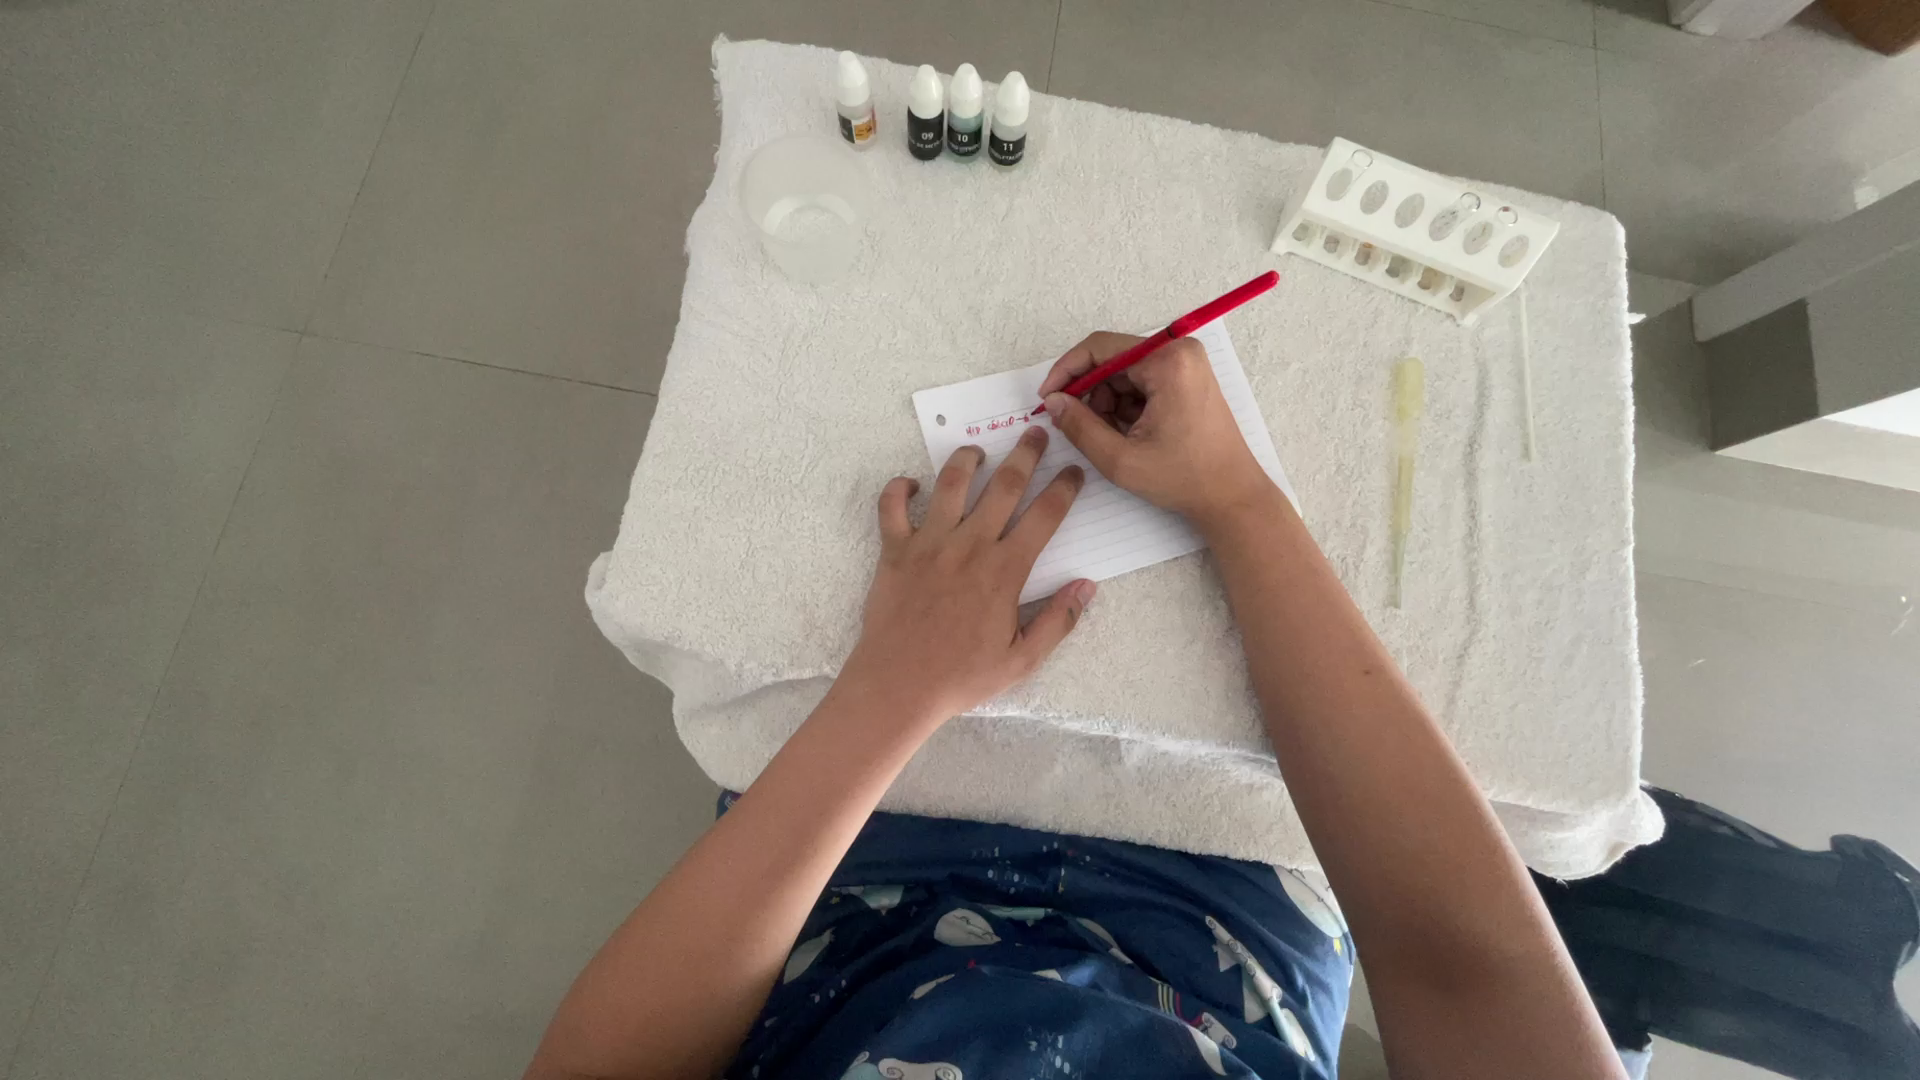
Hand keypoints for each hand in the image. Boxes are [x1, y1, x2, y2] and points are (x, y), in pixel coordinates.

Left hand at [842, 427, 1094, 726]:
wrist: (898, 685)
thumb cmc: (962, 676)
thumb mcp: (1022, 661)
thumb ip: (1058, 621)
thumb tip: (1087, 586)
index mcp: (1004, 570)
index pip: (1045, 516)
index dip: (1064, 488)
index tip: (1074, 472)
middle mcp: (970, 545)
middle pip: (1004, 485)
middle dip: (1025, 454)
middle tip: (1036, 432)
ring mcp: (929, 543)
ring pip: (951, 483)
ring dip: (967, 459)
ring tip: (978, 450)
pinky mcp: (895, 550)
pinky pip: (891, 507)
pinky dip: (898, 489)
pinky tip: (910, 484)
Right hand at [1039, 332, 1275, 526]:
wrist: (1231, 495)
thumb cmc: (1184, 478)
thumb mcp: (1120, 459)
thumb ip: (1079, 427)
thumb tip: (1053, 403)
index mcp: (1167, 362)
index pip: (1100, 348)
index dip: (1066, 372)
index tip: (1046, 398)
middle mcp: (1179, 352)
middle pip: (1112, 359)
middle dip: (1089, 393)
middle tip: (1079, 427)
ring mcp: (1186, 364)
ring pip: (1123, 374)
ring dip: (1107, 404)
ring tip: (1114, 438)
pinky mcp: (1187, 379)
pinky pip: (1141, 382)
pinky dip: (1126, 407)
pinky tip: (1130, 435)